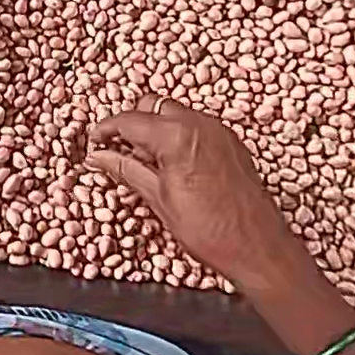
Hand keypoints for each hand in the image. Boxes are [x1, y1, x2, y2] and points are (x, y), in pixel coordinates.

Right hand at [85, 96, 318, 296]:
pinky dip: (177, 135)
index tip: (96, 142)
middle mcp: (199, 124)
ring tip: (145, 161)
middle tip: (118, 150)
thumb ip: (126, 169)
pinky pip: (195, 125)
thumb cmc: (210, 230)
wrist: (259, 248)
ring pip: (174, 113)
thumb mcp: (157, 198)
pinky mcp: (231, 142)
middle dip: (131, 124)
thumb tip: (99, 156)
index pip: (128, 120)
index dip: (106, 130)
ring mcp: (218, 131)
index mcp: (176, 136)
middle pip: (152, 106)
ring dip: (155, 128)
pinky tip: (172, 164)